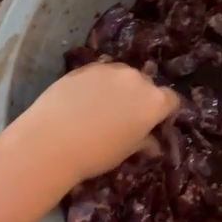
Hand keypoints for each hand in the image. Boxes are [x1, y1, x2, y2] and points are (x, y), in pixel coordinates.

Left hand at [1, 63, 178, 184]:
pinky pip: (100, 74)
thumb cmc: (96, 154)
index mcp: (154, 101)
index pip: (171, 100)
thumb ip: (144, 142)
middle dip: (140, 98)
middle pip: (146, 85)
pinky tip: (82, 101)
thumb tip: (153, 144)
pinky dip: (97, 85)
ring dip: (119, 88)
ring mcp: (109, 70)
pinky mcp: (85, 67)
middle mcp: (136, 79)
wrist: (51, 142)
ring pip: (122, 76)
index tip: (154, 124)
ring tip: (101, 108)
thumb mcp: (126, 153)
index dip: (164, 112)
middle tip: (125, 117)